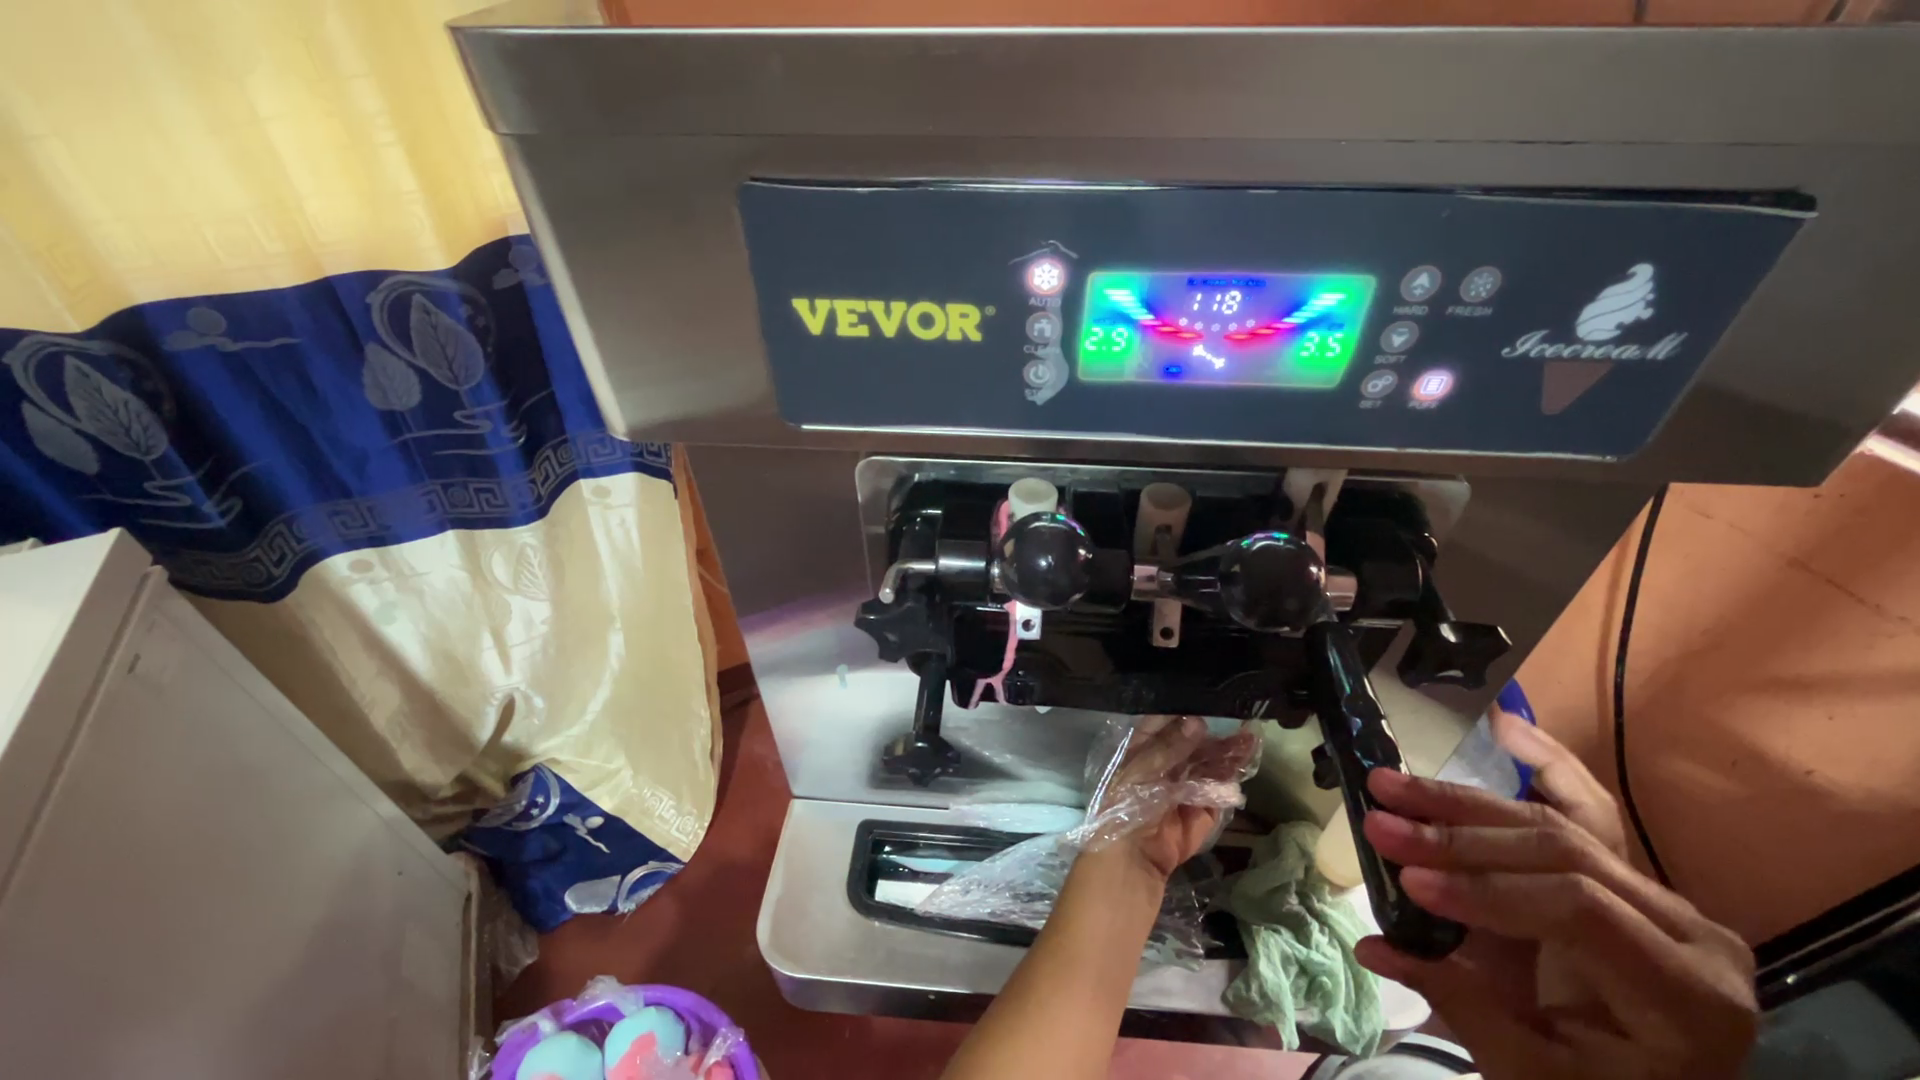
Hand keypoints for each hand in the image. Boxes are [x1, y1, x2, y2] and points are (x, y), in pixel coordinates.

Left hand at [1088, 716, 1254, 880]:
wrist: (1127, 867)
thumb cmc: (1123, 811)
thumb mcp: (1138, 773)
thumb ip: (1167, 748)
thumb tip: (1196, 722)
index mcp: (1136, 756)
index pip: (1161, 727)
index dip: (1183, 716)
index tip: (1208, 702)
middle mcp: (1160, 772)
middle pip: (1190, 749)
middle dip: (1213, 738)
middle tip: (1240, 725)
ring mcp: (1181, 796)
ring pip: (1207, 770)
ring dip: (1227, 756)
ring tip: (1249, 741)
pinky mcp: (1198, 819)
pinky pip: (1216, 797)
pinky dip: (1229, 782)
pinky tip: (1244, 764)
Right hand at [1354, 706, 1757, 1078]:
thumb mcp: (1532, 1076)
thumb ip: (1460, 1003)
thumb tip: (1373, 944)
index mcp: (1685, 992)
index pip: (1577, 907)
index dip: (1487, 887)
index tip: (1408, 884)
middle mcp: (1690, 929)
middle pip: (1564, 851)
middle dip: (1459, 834)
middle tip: (1379, 821)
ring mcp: (1664, 897)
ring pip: (1559, 823)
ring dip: (1464, 801)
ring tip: (1391, 783)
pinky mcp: (1633, 880)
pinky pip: (1589, 812)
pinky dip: (1546, 765)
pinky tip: (1507, 726)